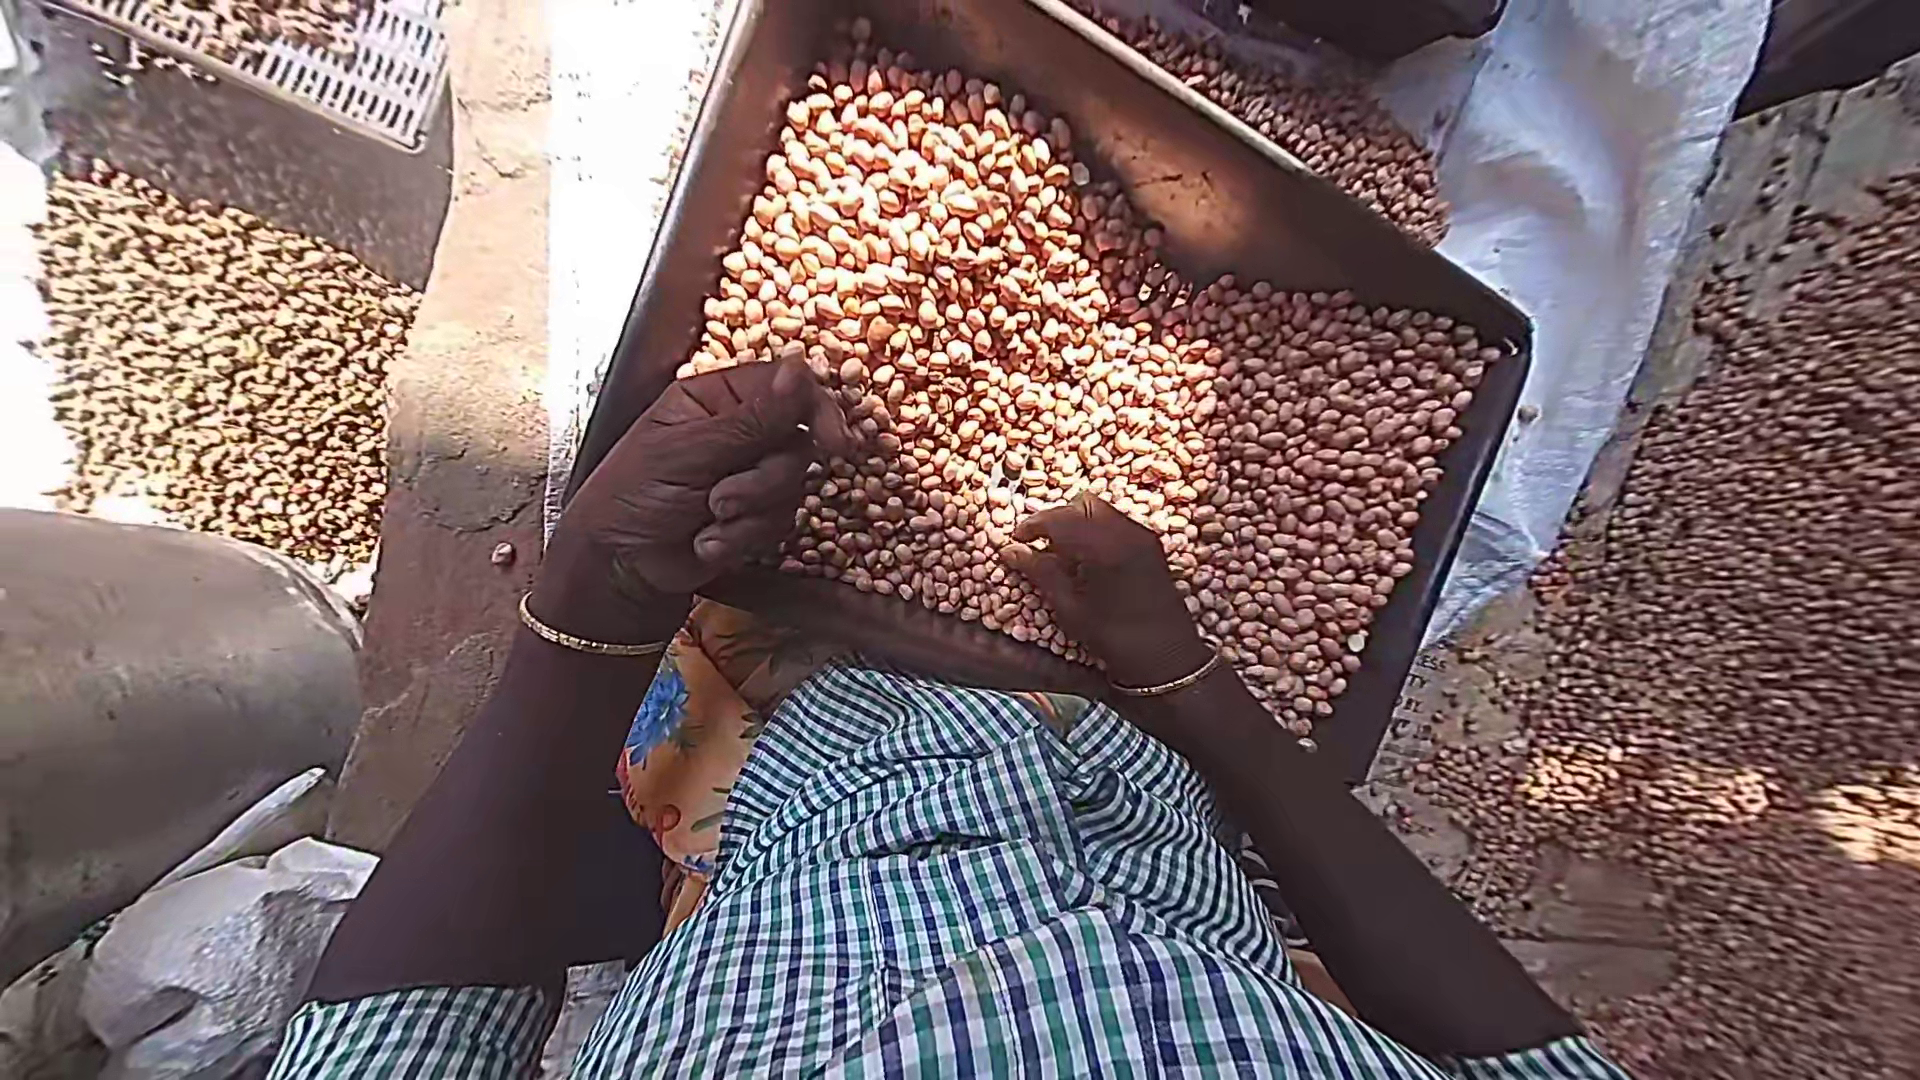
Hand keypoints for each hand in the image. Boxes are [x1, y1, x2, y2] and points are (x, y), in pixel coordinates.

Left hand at [535, 355, 853, 642]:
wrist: (620, 566)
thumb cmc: (632, 496)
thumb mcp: (688, 452)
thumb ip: (751, 419)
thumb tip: (800, 373)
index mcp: (717, 399)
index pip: (785, 387)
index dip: (816, 411)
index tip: (836, 443)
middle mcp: (742, 431)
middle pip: (797, 444)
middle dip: (763, 481)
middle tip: (722, 499)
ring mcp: (752, 472)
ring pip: (792, 486)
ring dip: (751, 512)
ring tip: (708, 522)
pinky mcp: (759, 512)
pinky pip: (782, 519)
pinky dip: (747, 536)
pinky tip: (709, 541)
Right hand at [999, 494, 1212, 687]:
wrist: (1168, 658)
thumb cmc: (1115, 639)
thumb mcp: (1071, 609)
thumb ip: (1042, 573)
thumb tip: (1012, 551)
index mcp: (1104, 548)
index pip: (1059, 518)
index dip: (1033, 525)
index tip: (1017, 539)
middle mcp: (1126, 533)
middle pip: (1082, 504)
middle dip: (1057, 519)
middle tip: (1040, 545)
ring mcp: (1142, 537)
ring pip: (1101, 511)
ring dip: (1077, 524)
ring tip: (1063, 555)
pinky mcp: (1151, 546)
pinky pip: (1116, 524)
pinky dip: (1096, 532)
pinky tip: (1087, 560)